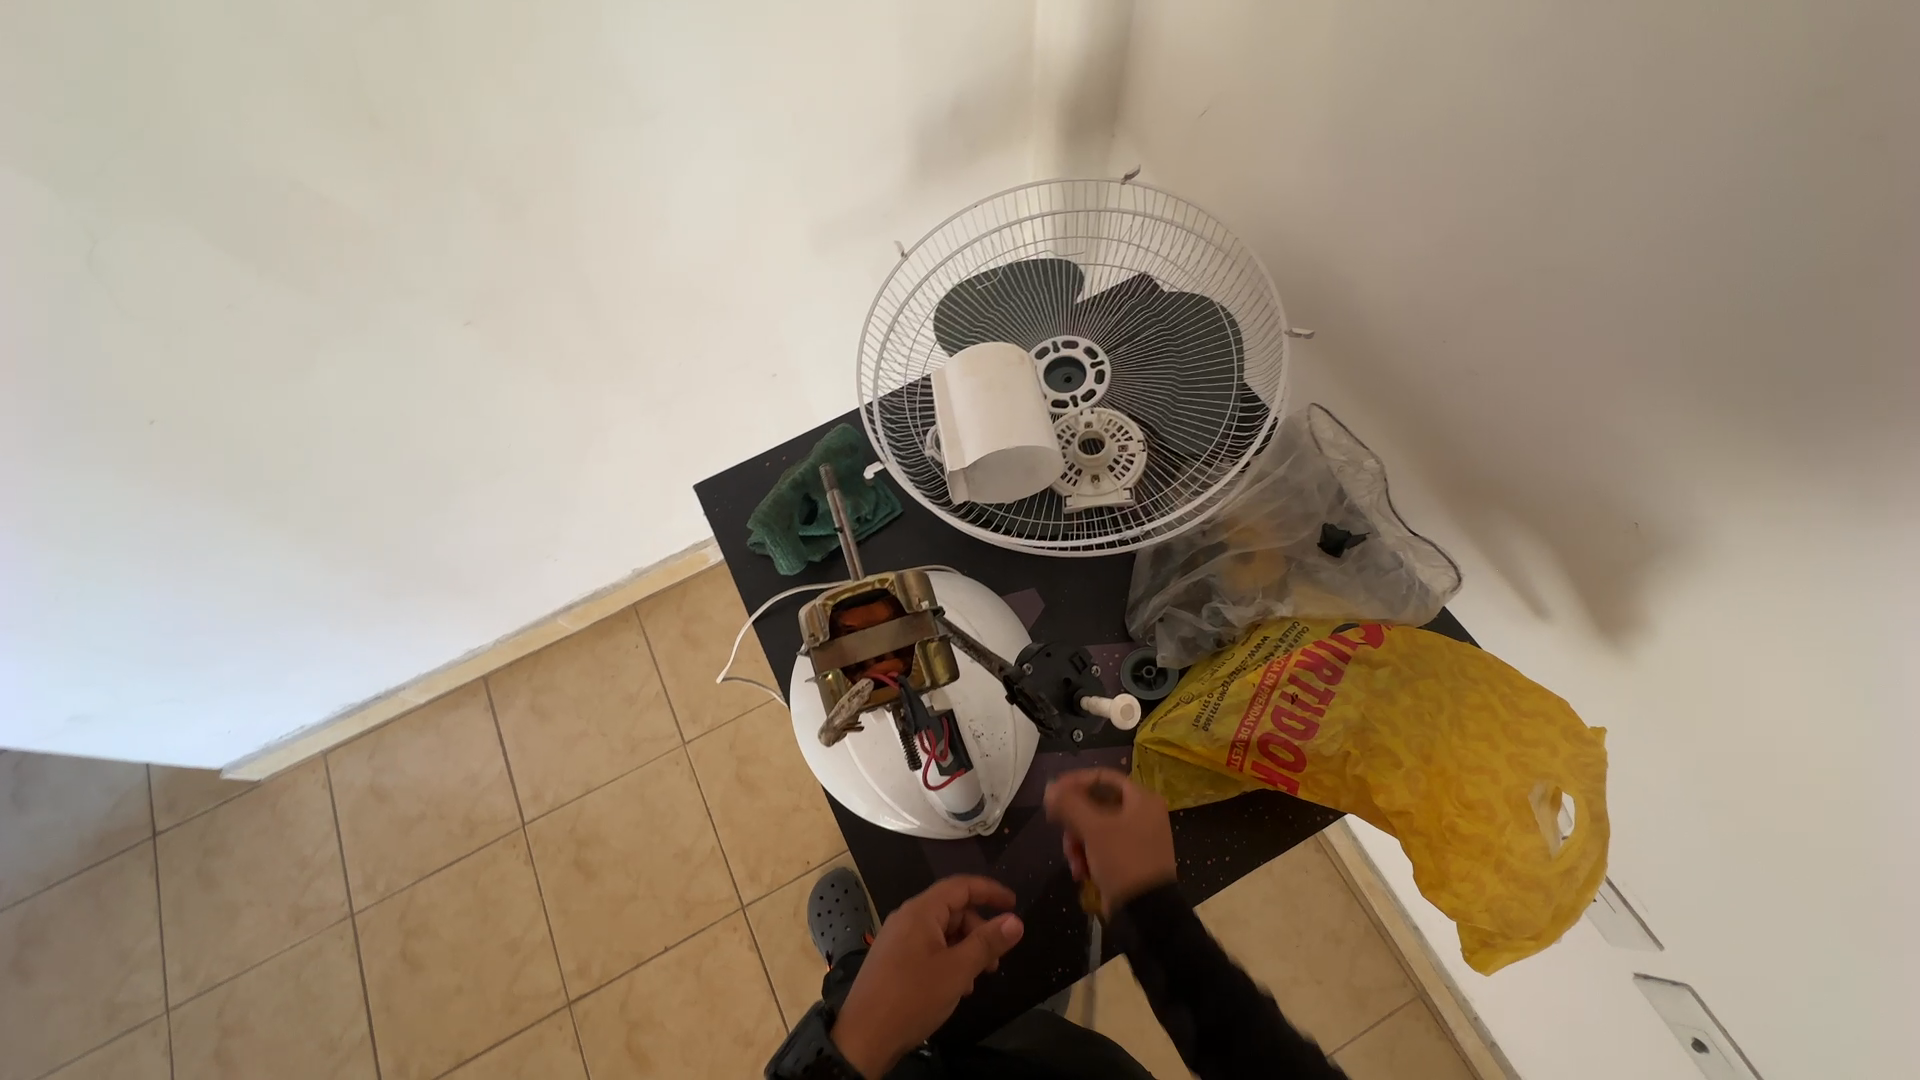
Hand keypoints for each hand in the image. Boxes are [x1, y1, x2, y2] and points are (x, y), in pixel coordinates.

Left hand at [830, 875, 1023, 1076]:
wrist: (862, 1039)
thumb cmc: (912, 998)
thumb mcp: (957, 971)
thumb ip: (987, 943)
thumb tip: (1016, 921)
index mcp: (921, 911)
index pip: (961, 886)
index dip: (990, 891)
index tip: (1015, 904)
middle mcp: (907, 917)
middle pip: (952, 910)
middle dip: (979, 930)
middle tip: (996, 961)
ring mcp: (898, 939)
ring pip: (942, 932)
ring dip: (964, 949)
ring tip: (976, 980)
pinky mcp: (894, 960)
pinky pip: (928, 948)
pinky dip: (948, 960)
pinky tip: (955, 988)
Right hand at [1044, 768, 1176, 915]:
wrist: (1147, 914)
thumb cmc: (1123, 861)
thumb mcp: (1093, 829)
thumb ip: (1069, 803)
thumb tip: (1050, 787)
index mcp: (1142, 799)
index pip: (1102, 777)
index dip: (1075, 782)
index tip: (1053, 794)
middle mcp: (1143, 814)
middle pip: (1096, 804)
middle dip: (1074, 821)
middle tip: (1061, 832)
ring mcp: (1138, 837)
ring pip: (1095, 827)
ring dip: (1078, 842)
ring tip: (1073, 861)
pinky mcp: (1131, 859)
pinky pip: (1102, 846)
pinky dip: (1088, 856)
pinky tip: (1081, 872)